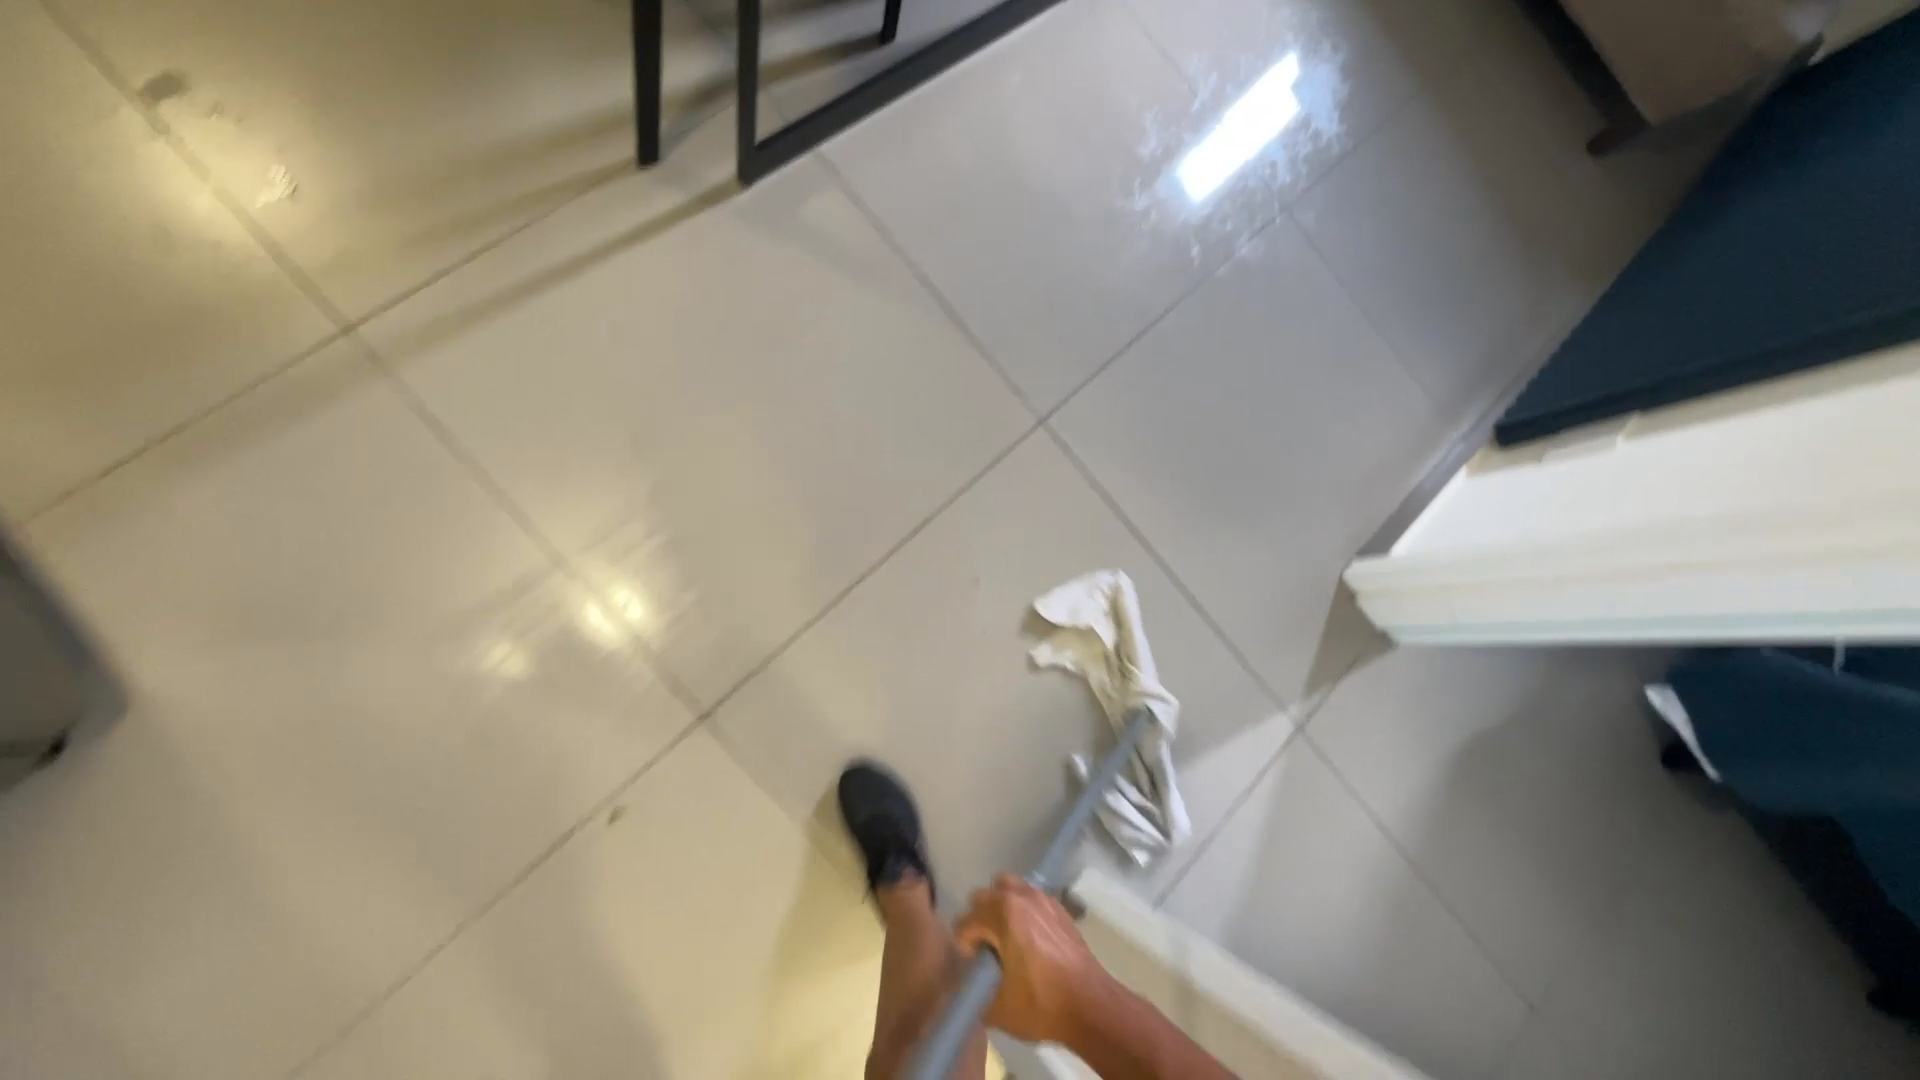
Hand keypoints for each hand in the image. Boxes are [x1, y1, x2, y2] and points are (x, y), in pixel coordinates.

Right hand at [953, 875, 1111, 1044]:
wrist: (1090, 1004)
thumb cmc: (1042, 1004)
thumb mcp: (997, 1008)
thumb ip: (973, 992)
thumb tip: (967, 987)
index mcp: (1002, 914)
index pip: (965, 922)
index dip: (964, 948)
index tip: (975, 969)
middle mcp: (1020, 896)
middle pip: (982, 898)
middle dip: (978, 922)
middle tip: (986, 952)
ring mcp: (1042, 898)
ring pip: (1006, 887)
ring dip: (998, 908)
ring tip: (1005, 937)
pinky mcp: (1058, 907)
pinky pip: (1029, 896)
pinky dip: (1021, 909)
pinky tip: (1028, 938)